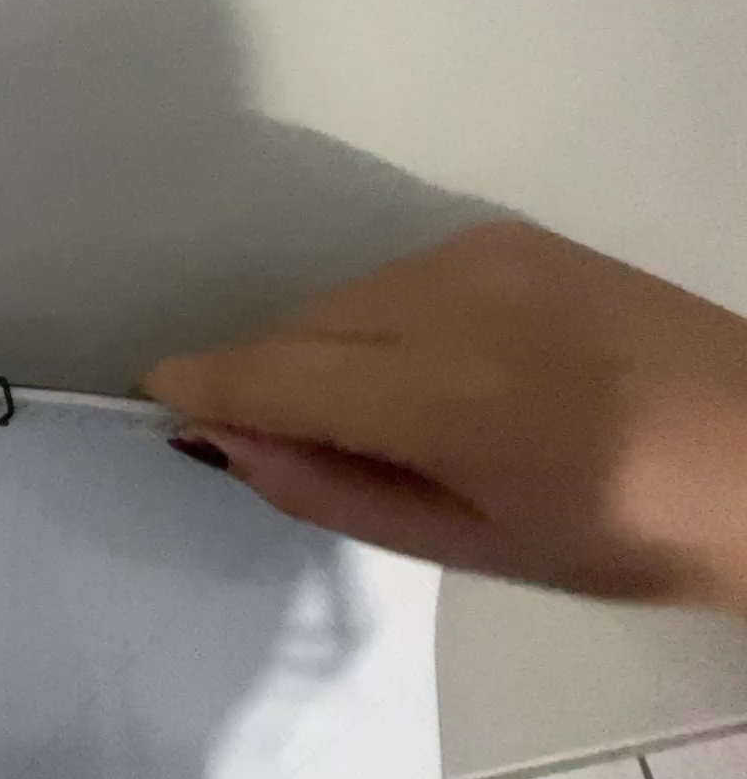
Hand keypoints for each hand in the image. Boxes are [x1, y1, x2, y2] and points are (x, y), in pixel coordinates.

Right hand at [145, 220, 746, 614]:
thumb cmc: (628, 531)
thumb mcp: (464, 545)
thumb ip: (319, 488)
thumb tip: (213, 436)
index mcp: (455, 397)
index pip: (271, 376)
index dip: (198, 384)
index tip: (150, 394)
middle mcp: (451, 301)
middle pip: (285, 332)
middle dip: (259, 380)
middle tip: (290, 434)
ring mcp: (471, 255)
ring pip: (321, 303)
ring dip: (310, 353)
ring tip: (378, 401)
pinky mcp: (488, 233)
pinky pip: (369, 283)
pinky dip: (360, 325)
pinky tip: (424, 357)